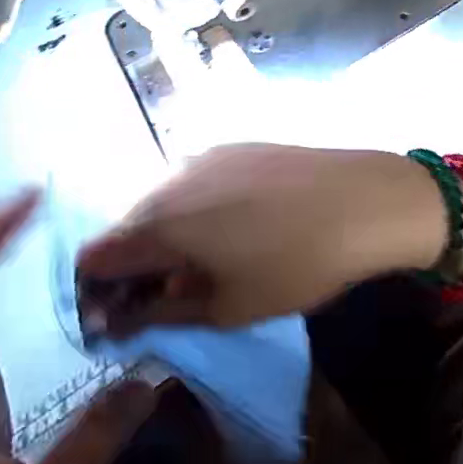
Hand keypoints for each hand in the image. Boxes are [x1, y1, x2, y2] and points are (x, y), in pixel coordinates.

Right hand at [75, 145, 443, 331]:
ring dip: (169, 235)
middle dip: (135, 265)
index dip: (97, 293)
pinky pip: (201, 182)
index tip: (120, 317)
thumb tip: (123, 316)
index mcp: (159, 222)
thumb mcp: (228, 308)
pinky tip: (236, 228)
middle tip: (166, 297)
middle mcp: (173, 178)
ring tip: (205, 265)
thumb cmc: (297, 263)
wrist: (368, 200)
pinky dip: (200, 210)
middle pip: (129, 226)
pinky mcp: (243, 145)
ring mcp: (210, 155)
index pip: (94, 257)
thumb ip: (162, 312)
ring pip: (167, 201)